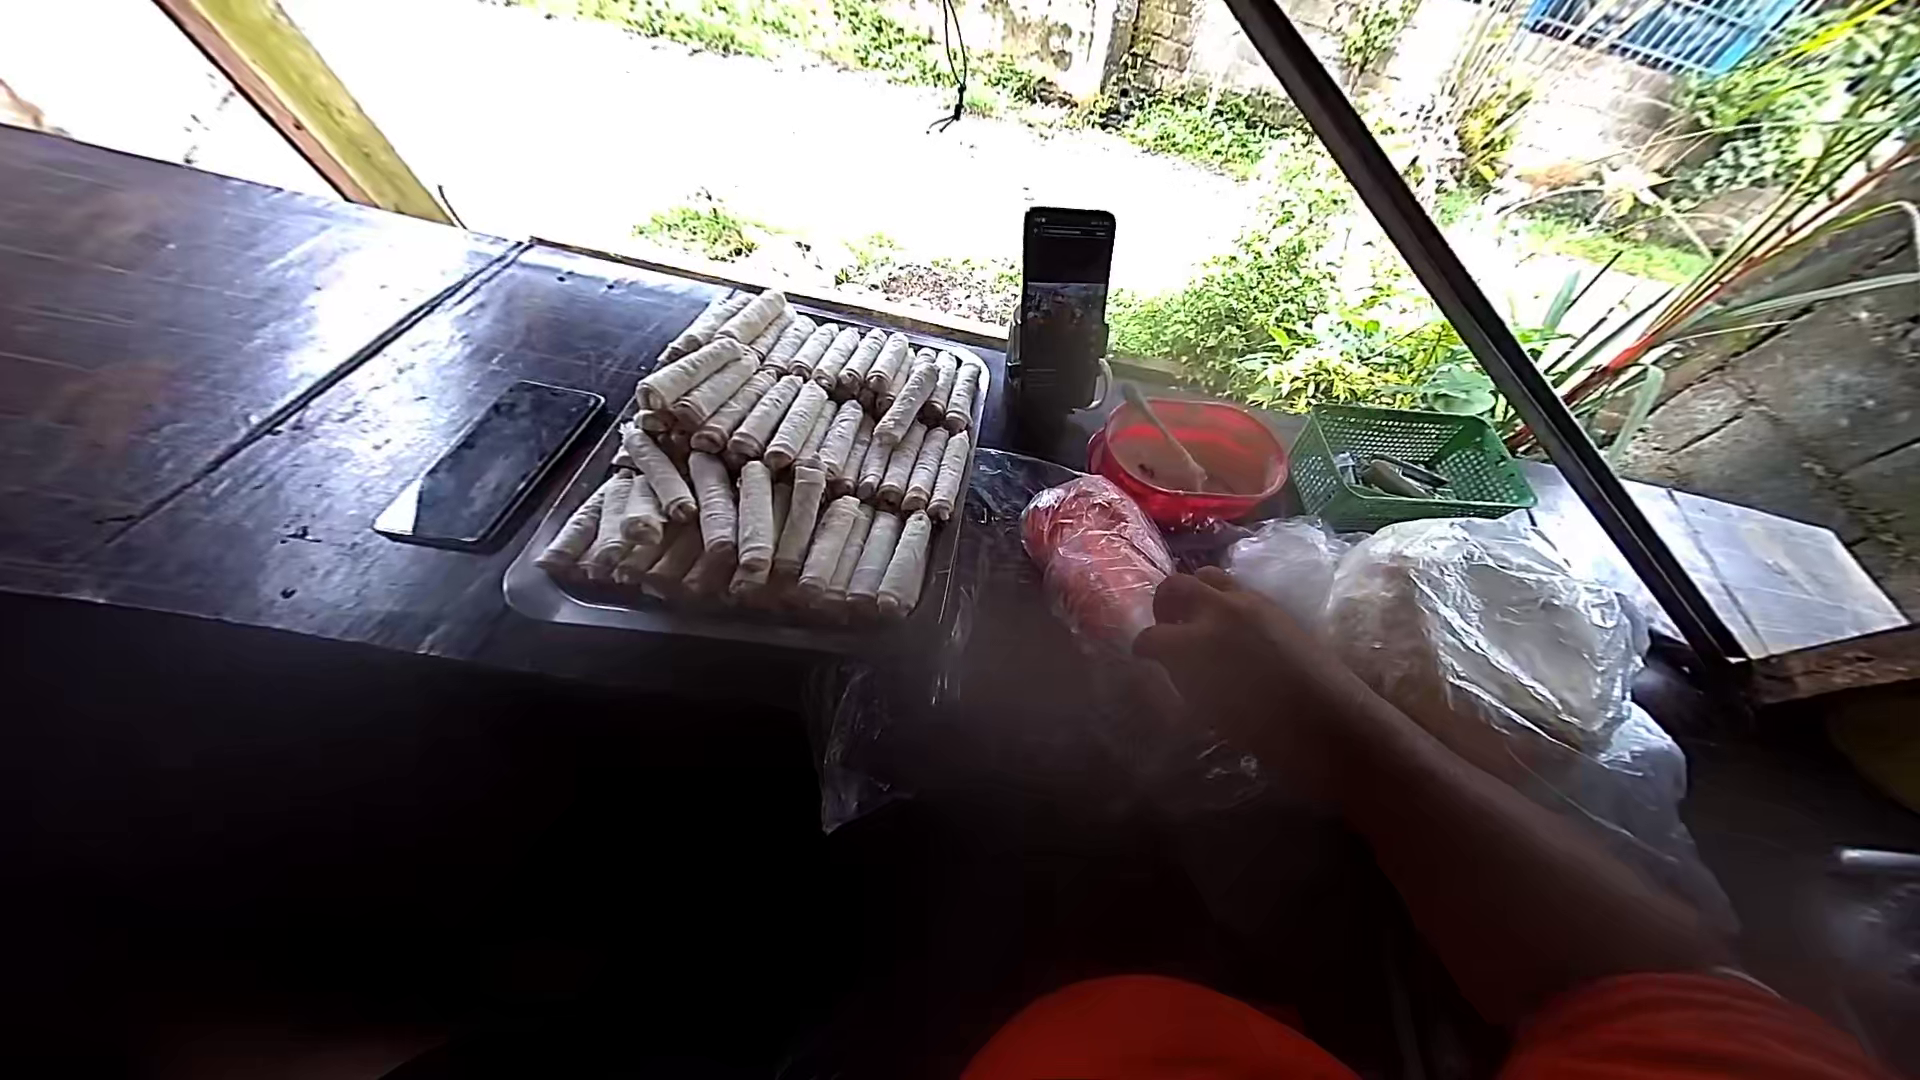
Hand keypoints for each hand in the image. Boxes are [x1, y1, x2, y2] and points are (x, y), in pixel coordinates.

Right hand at [1133, 567, 1378, 784]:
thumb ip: (1182, 676)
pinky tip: (1228, 627)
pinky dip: (1221, 600)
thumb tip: (1168, 661)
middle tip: (1165, 628)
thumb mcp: (1208, 709)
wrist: (1337, 728)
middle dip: (1162, 605)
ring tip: (1196, 620)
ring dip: (1194, 594)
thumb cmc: (1267, 733)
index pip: (1152, 636)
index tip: (1143, 656)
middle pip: (1175, 586)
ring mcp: (1251, 602)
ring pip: (1207, 576)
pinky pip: (1236, 588)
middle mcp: (1220, 611)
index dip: (1143, 647)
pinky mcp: (1275, 605)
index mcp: (1197, 643)